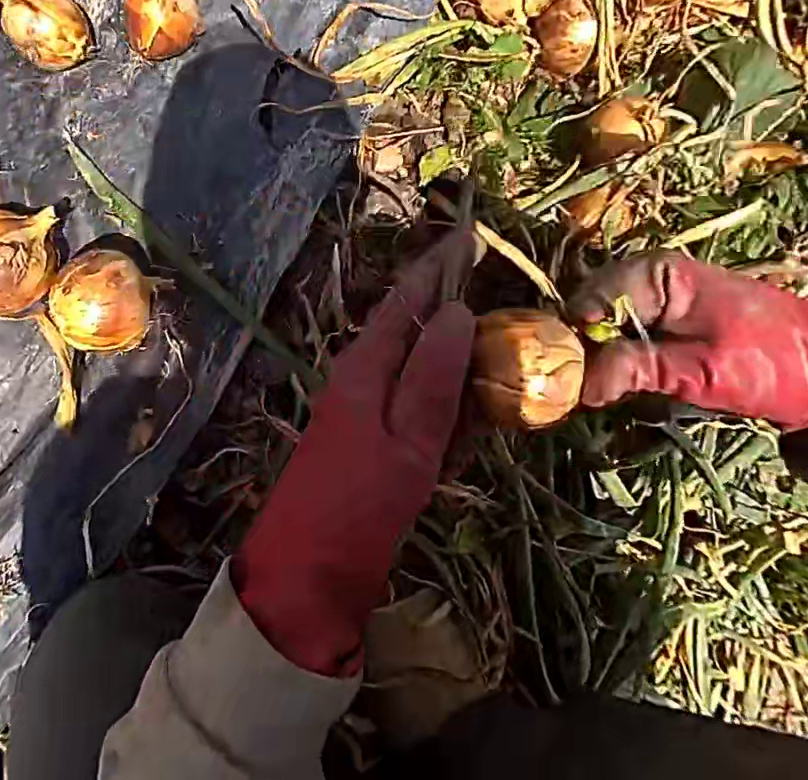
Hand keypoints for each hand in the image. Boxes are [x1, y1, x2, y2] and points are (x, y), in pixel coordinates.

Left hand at [235, 230, 476, 675]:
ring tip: (480, 401)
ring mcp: (367, 407)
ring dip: (455, 381)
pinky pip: (419, 410)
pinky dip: (444, 419)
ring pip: (423, 372)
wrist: (308, 573)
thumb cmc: (359, 503)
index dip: (440, 264)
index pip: (408, 297)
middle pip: (418, 330)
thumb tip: (455, 309)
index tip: (471, 235)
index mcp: (367, 363)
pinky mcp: (373, 437)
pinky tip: (458, 443)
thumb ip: (433, 374)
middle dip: (458, 326)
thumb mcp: (409, 439)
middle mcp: (364, 374)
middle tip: (499, 333)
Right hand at [567, 253, 807, 464]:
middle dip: (583, 350)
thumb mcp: (700, 371)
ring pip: (603, 329)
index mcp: (656, 272)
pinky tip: (617, 387)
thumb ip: (636, 369)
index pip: (591, 298)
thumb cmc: (772, 363)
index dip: (575, 337)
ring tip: (597, 393)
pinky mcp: (664, 325)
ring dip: (599, 361)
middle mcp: (648, 278)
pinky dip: (617, 363)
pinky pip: (623, 339)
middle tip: (580, 390)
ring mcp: (656, 301)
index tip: (567, 376)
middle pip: (591, 311)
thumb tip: (576, 385)